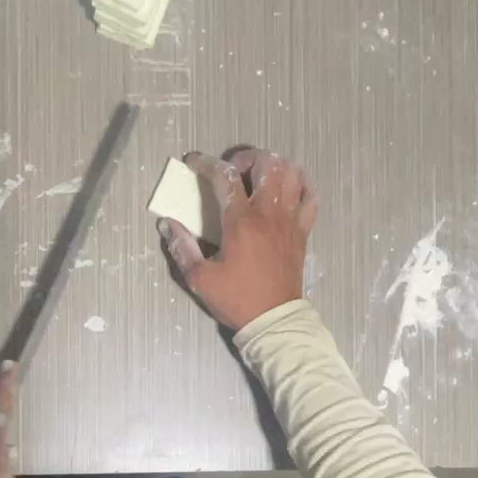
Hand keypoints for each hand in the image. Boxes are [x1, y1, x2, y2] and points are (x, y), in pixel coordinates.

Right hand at [160, 149, 317, 330]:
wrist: (273, 320)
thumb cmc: (236, 299)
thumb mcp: (200, 279)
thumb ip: (182, 248)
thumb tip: (167, 225)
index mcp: (241, 222)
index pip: (224, 177)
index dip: (206, 163)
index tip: (194, 163)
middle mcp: (269, 213)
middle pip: (267, 163)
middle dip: (247, 157)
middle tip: (233, 169)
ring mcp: (290, 220)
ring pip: (292, 173)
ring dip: (275, 167)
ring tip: (259, 177)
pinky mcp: (303, 231)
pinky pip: (310, 197)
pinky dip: (300, 186)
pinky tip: (287, 192)